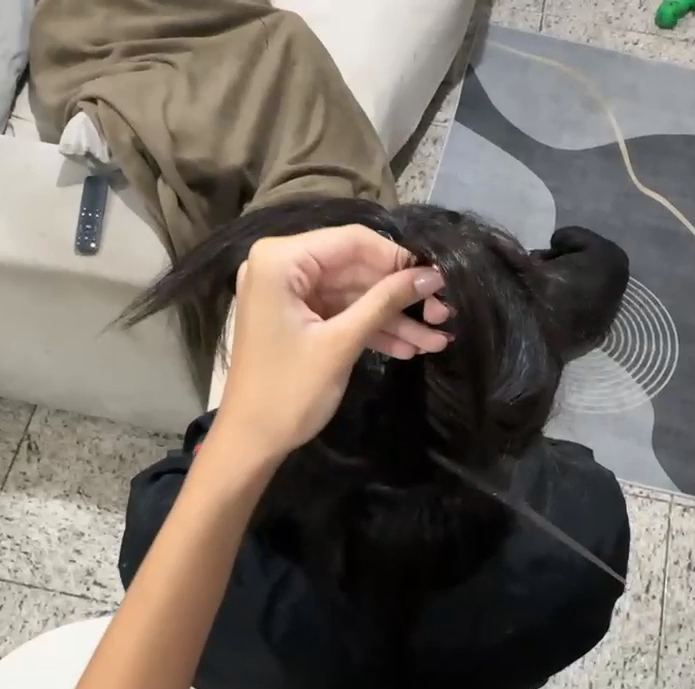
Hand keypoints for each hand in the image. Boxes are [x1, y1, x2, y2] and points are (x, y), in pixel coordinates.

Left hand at [207, 225, 448, 461]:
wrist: (251, 441)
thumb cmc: (289, 392)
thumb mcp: (341, 344)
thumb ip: (385, 303)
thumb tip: (431, 275)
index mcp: (280, 260)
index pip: (353, 242)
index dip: (399, 260)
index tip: (440, 279)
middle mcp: (281, 266)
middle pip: (355, 268)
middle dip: (400, 295)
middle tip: (444, 315)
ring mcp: (288, 295)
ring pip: (353, 295)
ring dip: (393, 318)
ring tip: (436, 340)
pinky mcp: (297, 320)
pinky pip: (341, 314)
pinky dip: (372, 330)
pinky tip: (409, 348)